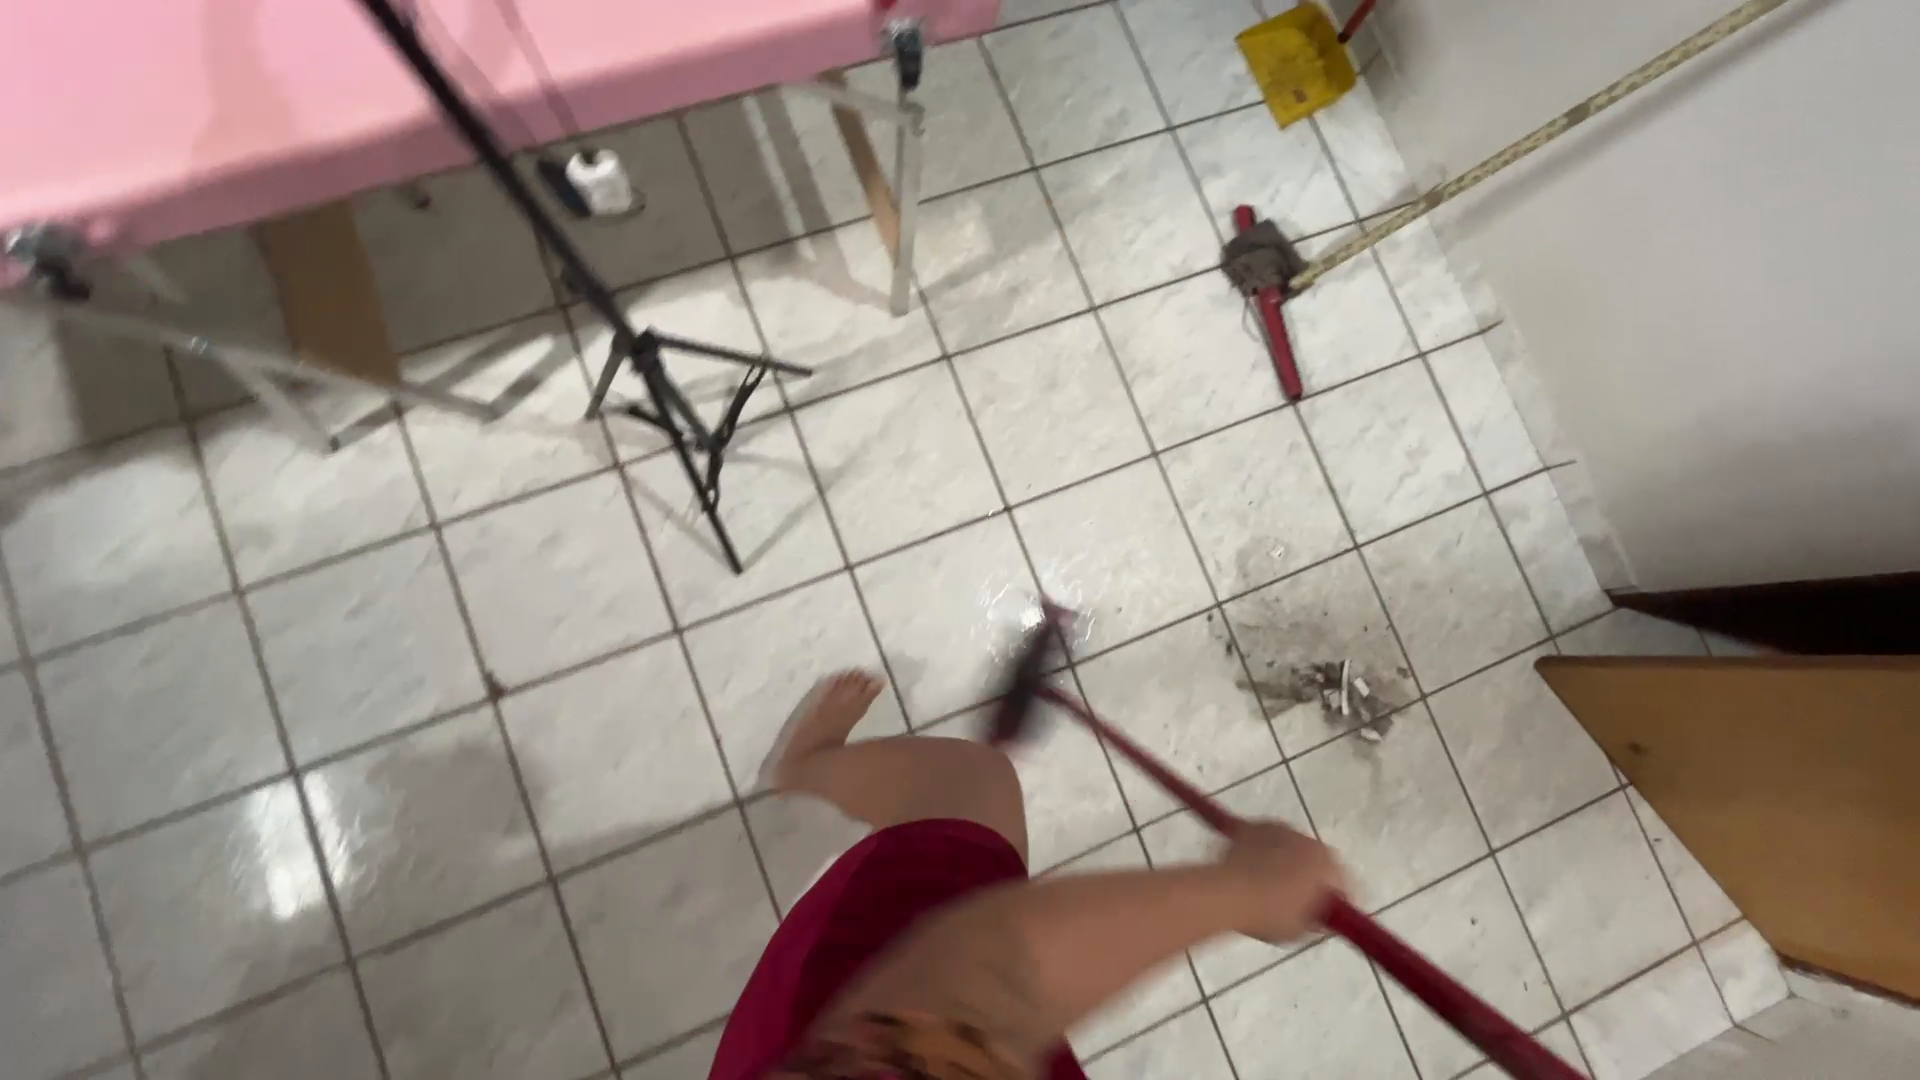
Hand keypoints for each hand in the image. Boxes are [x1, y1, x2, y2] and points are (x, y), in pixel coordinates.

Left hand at [1218, 821, 1346, 943]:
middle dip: (1314, 877)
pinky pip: (1267, 839)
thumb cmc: (1270, 913)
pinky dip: (1266, 850)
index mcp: (1327, 863)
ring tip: (1274, 884)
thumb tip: (1317, 914)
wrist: (1228, 891)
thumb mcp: (1303, 928)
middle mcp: (1307, 838)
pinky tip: (1256, 868)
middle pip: (1318, 860)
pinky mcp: (1252, 825)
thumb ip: (1317, 917)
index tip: (1331, 916)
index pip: (1345, 882)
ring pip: (1292, 846)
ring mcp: (1278, 828)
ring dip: (1290, 860)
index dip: (1339, 900)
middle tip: (1302, 900)